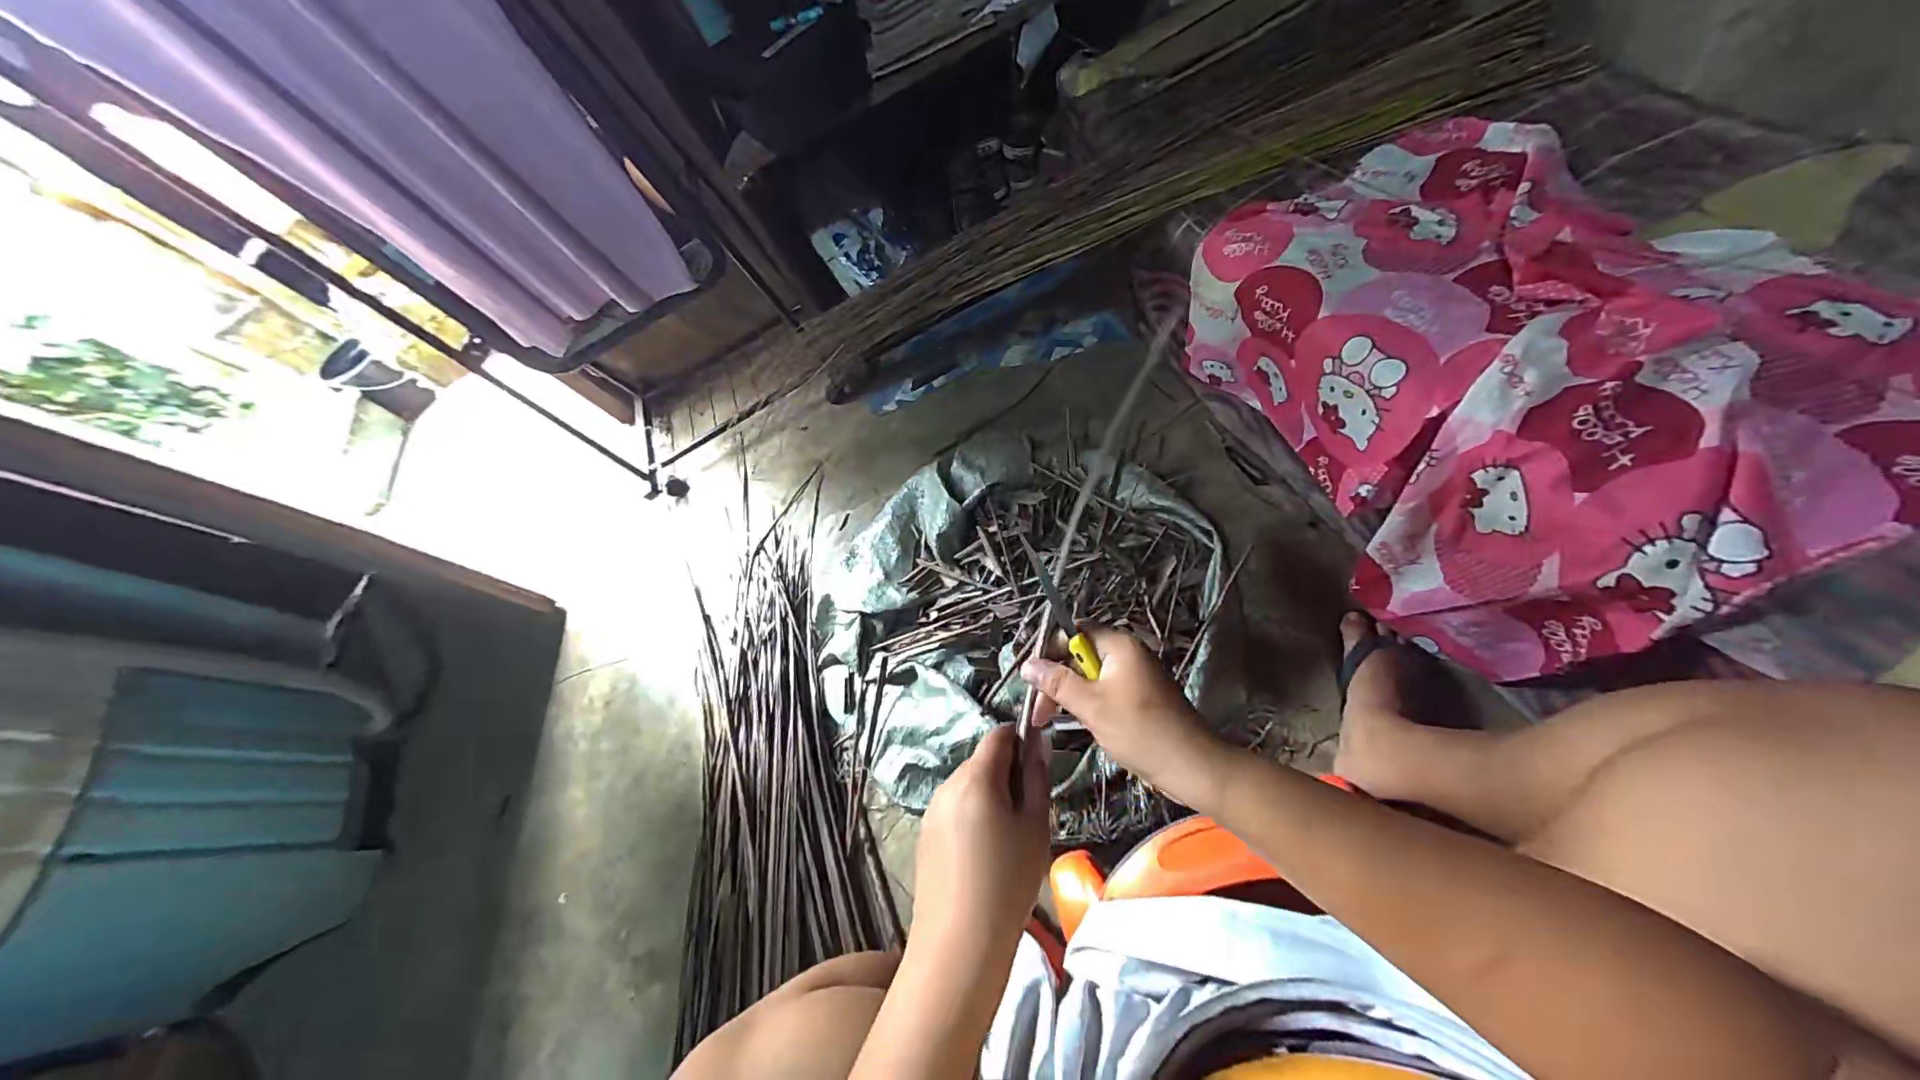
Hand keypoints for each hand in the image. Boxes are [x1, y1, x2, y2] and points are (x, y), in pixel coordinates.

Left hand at [911, 725, 1050, 953]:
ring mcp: (931, 810)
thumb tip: (1037, 743)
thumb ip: (1037, 778)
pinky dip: (971, 817)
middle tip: (1027, 813)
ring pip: (967, 786)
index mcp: (975, 778)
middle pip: (982, 761)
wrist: (960, 941)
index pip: (998, 735)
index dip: (1021, 741)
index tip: (1037, 768)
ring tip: (1006, 840)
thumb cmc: (1008, 880)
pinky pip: (953, 809)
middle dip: (1006, 774)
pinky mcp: (924, 834)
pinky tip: (982, 856)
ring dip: (989, 796)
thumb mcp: (1035, 826)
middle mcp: (947, 785)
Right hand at [1021, 627, 1231, 808]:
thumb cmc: (1140, 731)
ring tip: (1051, 718)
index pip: (1075, 631)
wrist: (1191, 766)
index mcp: (1120, 645)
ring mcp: (1136, 675)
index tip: (1032, 678)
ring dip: (1071, 694)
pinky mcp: (1141, 696)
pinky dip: (1089, 703)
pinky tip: (1080, 722)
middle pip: (1081, 654)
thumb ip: (1057, 683)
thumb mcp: (1091, 706)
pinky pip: (1106, 690)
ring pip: (1091, 676)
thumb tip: (1027, 665)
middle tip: (1039, 710)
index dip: (1050, 650)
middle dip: (1057, 678)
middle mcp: (1129, 653)